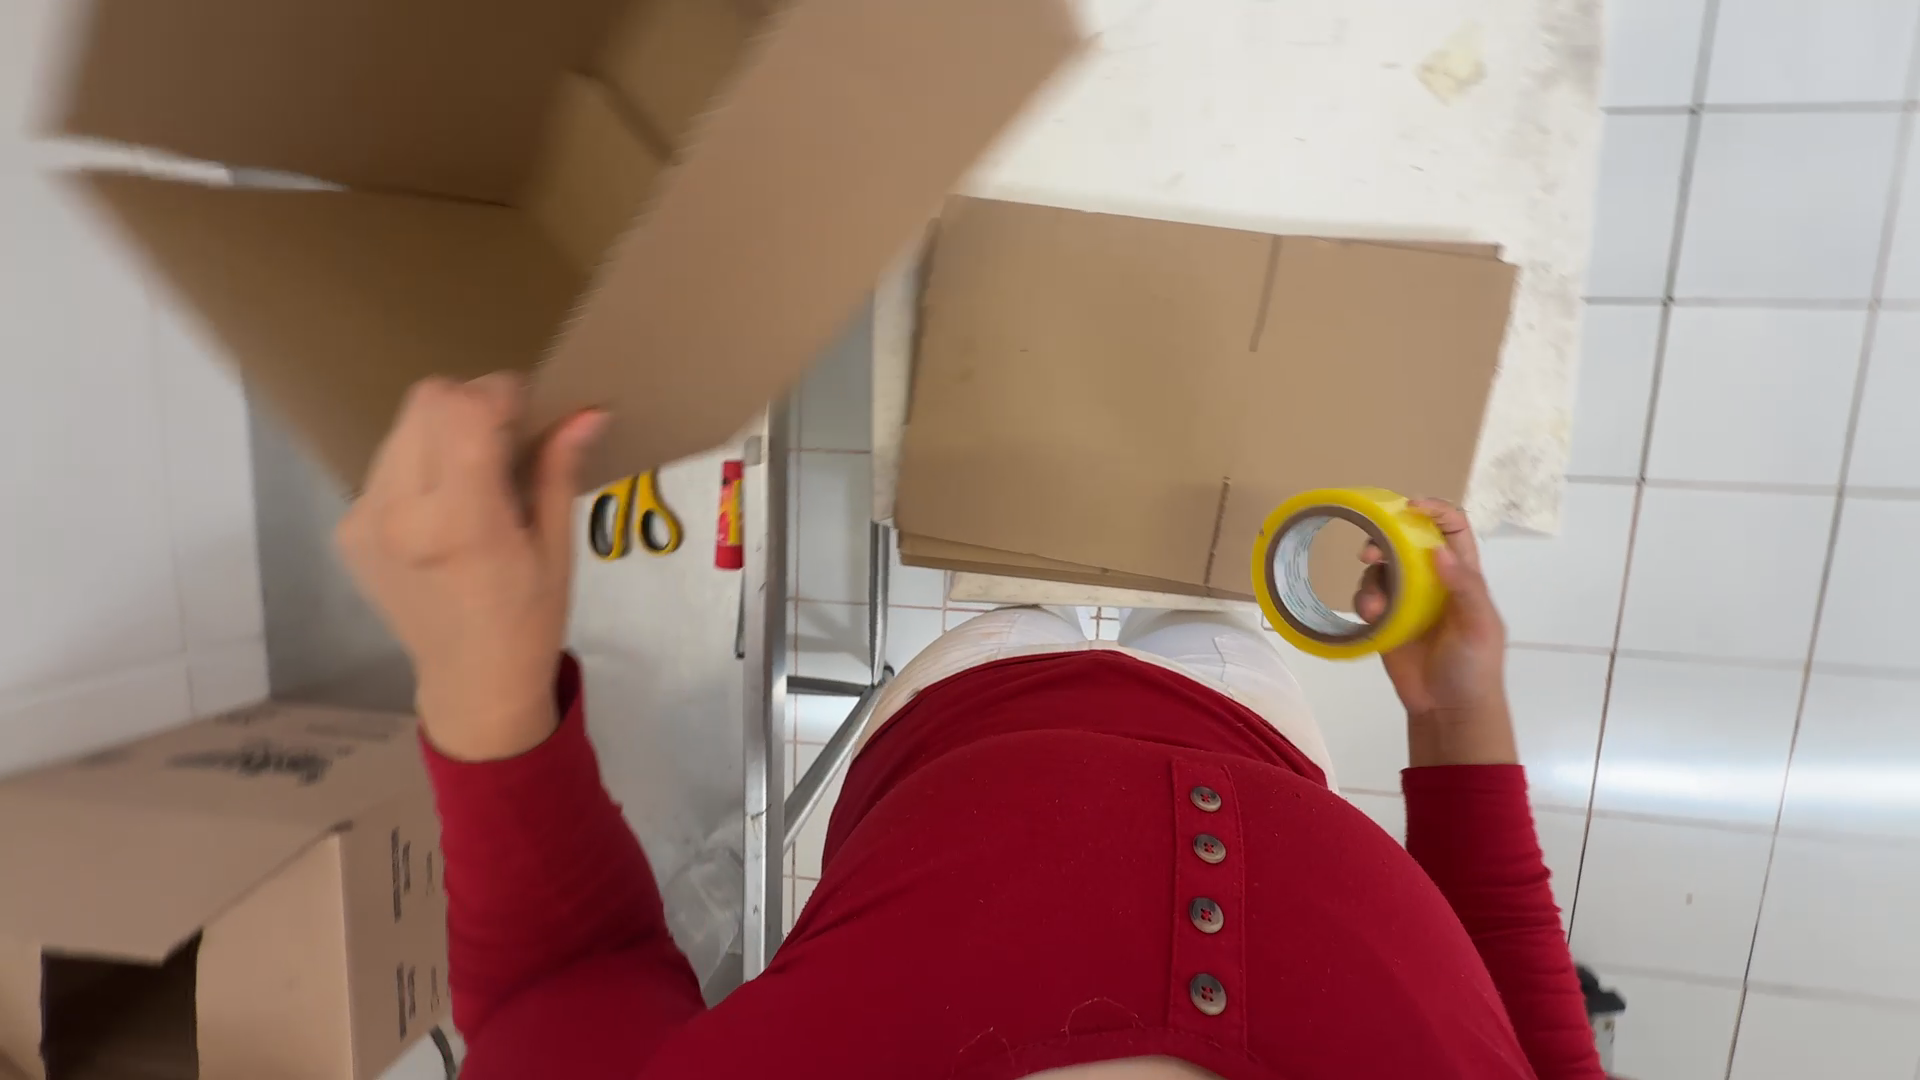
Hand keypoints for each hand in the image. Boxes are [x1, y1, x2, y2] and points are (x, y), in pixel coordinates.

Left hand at [335, 374, 604, 760]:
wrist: (472, 680)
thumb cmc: (533, 618)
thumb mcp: (558, 546)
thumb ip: (558, 471)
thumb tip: (587, 412)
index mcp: (460, 522)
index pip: (464, 411)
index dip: (503, 392)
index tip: (534, 408)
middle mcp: (396, 512)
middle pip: (426, 403)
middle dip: (475, 403)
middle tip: (513, 436)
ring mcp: (362, 519)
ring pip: (404, 427)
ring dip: (448, 429)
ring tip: (483, 474)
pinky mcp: (348, 527)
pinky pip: (389, 463)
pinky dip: (426, 462)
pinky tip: (453, 503)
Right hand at [1353, 499, 1516, 766]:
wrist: (1448, 708)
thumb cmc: (1474, 666)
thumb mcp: (1479, 626)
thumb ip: (1464, 588)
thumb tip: (1436, 552)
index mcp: (1463, 574)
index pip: (1451, 527)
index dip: (1433, 510)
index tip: (1407, 508)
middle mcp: (1432, 579)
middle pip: (1405, 541)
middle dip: (1383, 540)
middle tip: (1369, 554)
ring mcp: (1407, 598)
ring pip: (1380, 569)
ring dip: (1371, 581)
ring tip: (1374, 607)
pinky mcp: (1385, 617)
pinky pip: (1365, 596)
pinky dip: (1363, 602)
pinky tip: (1370, 619)